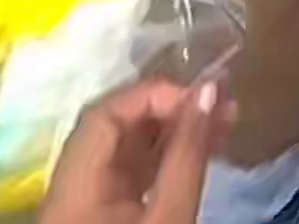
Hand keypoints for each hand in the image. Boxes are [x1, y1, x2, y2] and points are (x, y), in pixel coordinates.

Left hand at [40, 80, 232, 223]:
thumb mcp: (171, 216)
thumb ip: (189, 149)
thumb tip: (210, 86)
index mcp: (73, 193)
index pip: (104, 115)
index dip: (153, 94)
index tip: (202, 101)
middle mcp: (70, 191)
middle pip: (114, 125)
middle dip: (172, 105)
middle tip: (223, 102)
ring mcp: (85, 203)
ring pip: (128, 142)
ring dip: (177, 124)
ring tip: (227, 118)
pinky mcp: (103, 214)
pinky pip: (134, 165)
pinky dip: (171, 147)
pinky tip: (209, 143)